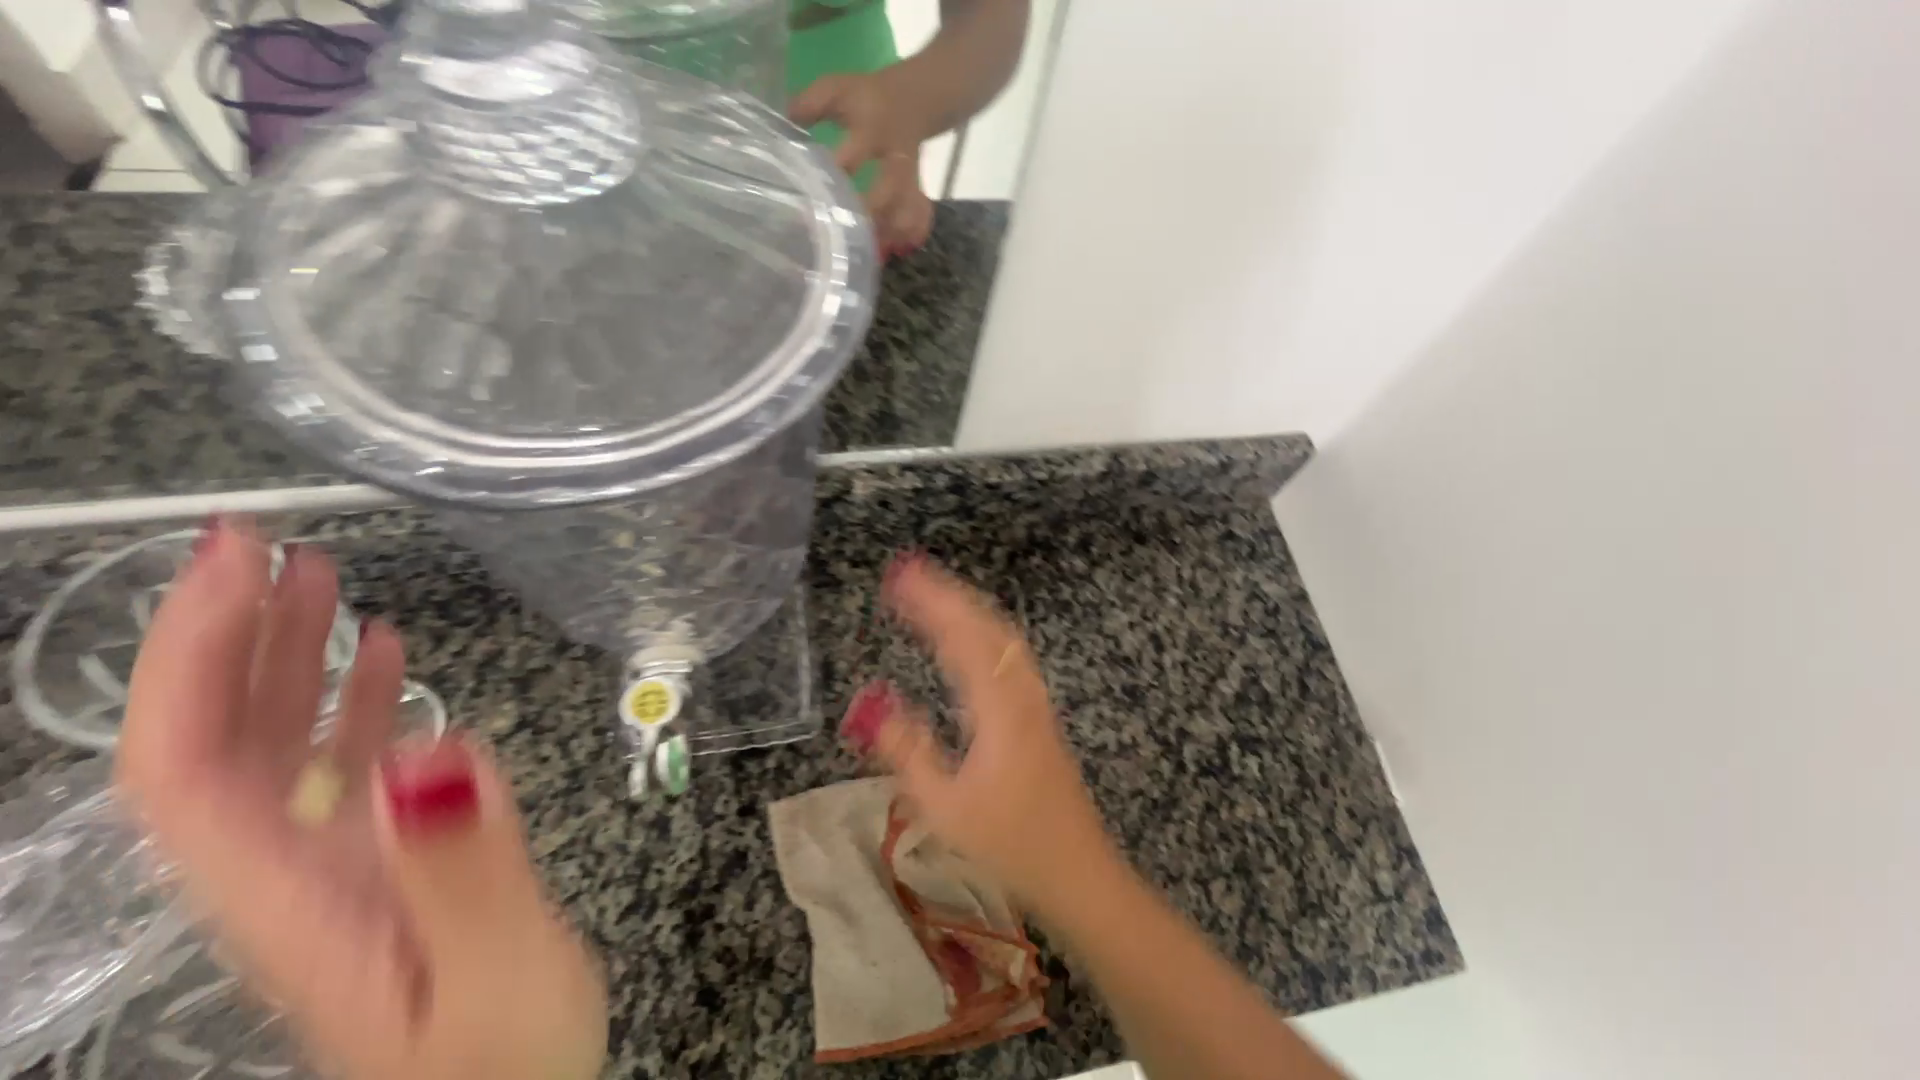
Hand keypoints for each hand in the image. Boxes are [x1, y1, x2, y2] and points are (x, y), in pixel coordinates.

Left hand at [115, 519, 605, 1079]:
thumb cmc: (502, 1068)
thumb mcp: (496, 979)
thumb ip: (461, 874)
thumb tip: (429, 755)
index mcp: (287, 903)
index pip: (187, 767)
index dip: (188, 657)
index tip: (232, 563)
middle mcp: (288, 878)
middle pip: (215, 744)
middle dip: (225, 634)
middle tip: (266, 542)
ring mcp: (335, 871)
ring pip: (276, 749)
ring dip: (284, 656)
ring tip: (320, 574)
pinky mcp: (384, 868)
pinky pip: (346, 768)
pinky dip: (355, 700)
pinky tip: (386, 655)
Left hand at [790, 68, 936, 257]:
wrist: (914, 100)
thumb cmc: (865, 98)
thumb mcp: (837, 88)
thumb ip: (810, 104)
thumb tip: (783, 126)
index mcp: (872, 127)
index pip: (855, 152)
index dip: (838, 172)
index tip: (815, 193)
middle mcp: (894, 155)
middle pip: (890, 187)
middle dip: (870, 211)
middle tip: (846, 234)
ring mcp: (909, 176)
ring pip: (906, 206)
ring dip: (890, 230)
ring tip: (869, 251)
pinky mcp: (916, 190)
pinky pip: (918, 215)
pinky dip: (908, 234)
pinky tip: (892, 250)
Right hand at [842, 554, 1116, 910]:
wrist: (1078, 872)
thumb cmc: (1009, 845)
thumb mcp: (944, 806)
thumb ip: (907, 750)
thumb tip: (868, 702)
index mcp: (999, 708)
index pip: (961, 637)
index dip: (929, 602)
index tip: (896, 577)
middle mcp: (1023, 694)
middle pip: (987, 626)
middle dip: (947, 594)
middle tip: (906, 574)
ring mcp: (1037, 703)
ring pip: (1004, 638)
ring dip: (968, 609)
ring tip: (932, 594)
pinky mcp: (1041, 716)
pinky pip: (1011, 655)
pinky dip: (984, 632)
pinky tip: (970, 640)